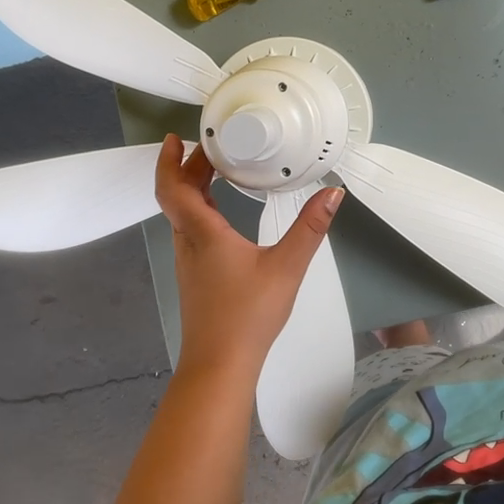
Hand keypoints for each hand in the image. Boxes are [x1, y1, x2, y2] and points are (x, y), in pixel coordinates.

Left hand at [154, 135, 343, 378]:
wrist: (220, 365)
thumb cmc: (248, 314)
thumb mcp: (286, 267)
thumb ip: (310, 228)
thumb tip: (333, 193)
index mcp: (203, 234)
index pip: (173, 189)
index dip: (169, 161)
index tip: (176, 139)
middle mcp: (189, 243)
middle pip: (178, 197)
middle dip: (190, 168)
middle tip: (213, 147)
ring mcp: (189, 262)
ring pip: (183, 215)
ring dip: (194, 189)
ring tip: (218, 171)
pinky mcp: (195, 278)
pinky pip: (191, 231)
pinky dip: (201, 210)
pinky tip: (223, 215)